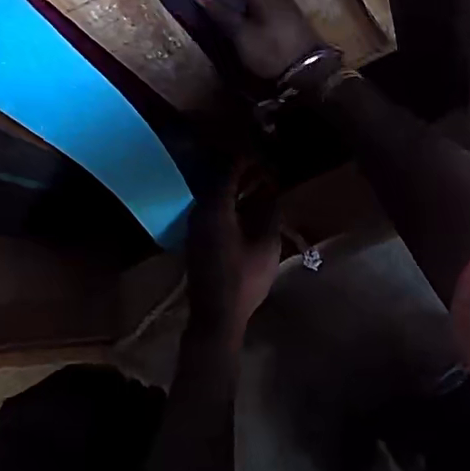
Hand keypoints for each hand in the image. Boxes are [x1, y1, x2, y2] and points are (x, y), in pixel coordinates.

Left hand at [185, 155, 280, 337]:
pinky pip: (215, 212)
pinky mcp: (198, 241)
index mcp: (215, 208)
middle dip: (244, 174)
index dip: (247, 161)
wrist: (216, 317)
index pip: (229, 173)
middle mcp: (201, 212)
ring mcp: (196, 228)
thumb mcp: (267, 244)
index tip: (263, 153)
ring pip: (218, 198)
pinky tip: (248, 210)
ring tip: (261, 186)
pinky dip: (231, 205)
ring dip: (238, 191)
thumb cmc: (244, 279)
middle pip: (222, 183)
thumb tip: (273, 191)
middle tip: (265, 168)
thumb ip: (271, 212)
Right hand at [196, 0, 330, 82]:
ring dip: (237, 4)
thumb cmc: (271, 52)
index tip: (201, 4)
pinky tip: (246, 28)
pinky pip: (262, 3)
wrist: (310, 72)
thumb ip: (221, 13)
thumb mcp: (242, 36)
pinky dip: (250, 10)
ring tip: (227, 24)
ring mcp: (283, 0)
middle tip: (212, 17)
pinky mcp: (288, 13)